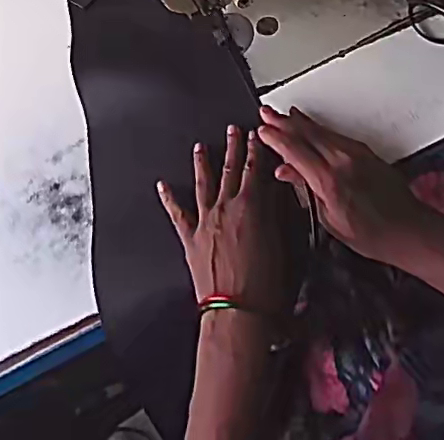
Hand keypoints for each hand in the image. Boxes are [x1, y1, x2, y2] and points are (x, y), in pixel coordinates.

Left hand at [158, 124, 288, 314]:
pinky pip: (177, 213)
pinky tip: (163, 185)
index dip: (256, 151)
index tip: (256, 136)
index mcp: (251, 206)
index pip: (254, 169)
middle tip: (233, 130)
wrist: (238, 313)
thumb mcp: (281, 242)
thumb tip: (274, 191)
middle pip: (230, 169)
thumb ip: (275, 212)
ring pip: (204, 183)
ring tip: (200, 147)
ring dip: (203, 163)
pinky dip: (169, 198)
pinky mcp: (190, 238)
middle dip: (233, 147)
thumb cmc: (264, 285)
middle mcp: (226, 208)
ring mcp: (206, 221)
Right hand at [256, 106, 437, 266]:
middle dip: (283, 121)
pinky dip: (317, 127)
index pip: (295, 150)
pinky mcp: (364, 150)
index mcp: (329, 180)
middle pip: (305, 133)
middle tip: (266, 112)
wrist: (409, 229)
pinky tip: (310, 125)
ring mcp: (355, 152)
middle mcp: (342, 160)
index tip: (262, 131)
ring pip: (320, 130)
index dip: (276, 138)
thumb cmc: (373, 234)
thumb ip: (306, 191)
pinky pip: (334, 133)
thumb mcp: (330, 220)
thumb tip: (285, 172)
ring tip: (283, 114)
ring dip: (299, 121)